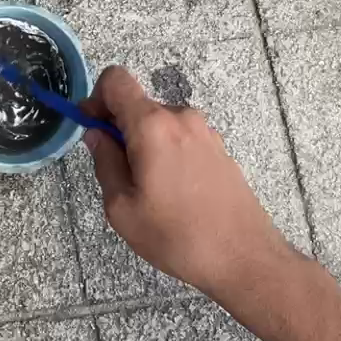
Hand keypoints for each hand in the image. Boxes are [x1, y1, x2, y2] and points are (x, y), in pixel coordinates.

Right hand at [82, 66, 294, 294]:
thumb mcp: (122, 207)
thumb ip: (104, 162)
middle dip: (120, 130)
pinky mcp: (219, 149)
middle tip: (119, 175)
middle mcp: (181, 117)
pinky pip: (180, 138)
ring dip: (144, 145)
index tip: (93, 130)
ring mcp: (205, 131)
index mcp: (152, 125)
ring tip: (150, 191)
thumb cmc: (177, 236)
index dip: (95, 98)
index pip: (115, 79)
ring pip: (159, 124)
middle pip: (137, 105)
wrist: (247, 260)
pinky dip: (167, 153)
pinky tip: (175, 194)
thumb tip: (97, 135)